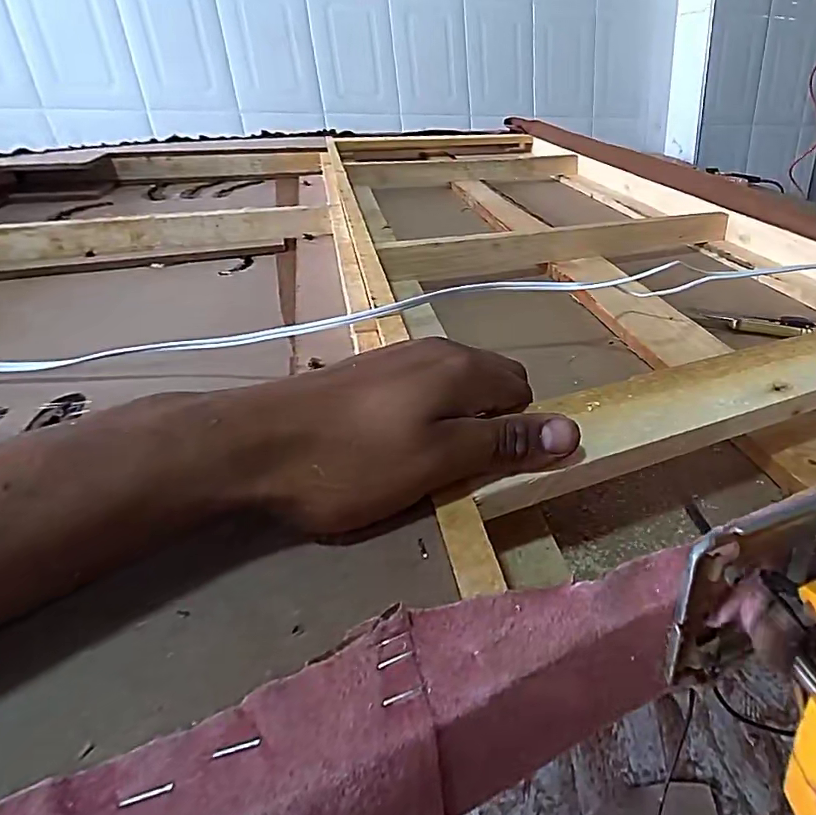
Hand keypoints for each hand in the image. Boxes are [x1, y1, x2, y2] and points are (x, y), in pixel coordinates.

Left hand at [231, 338, 580, 534]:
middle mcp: (440, 349)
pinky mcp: (370, 367)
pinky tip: (384, 440)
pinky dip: (422, 413)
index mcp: (466, 368)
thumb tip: (572, 431)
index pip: (525, 393)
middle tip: (449, 465)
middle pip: (494, 384)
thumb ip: (507, 443)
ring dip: (454, 420)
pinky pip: (422, 386)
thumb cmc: (352, 462)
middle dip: (487, 423)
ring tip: (415, 457)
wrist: (243, 445)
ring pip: (457, 386)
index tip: (479, 466)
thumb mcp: (440, 462)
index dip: (513, 432)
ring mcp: (401, 353)